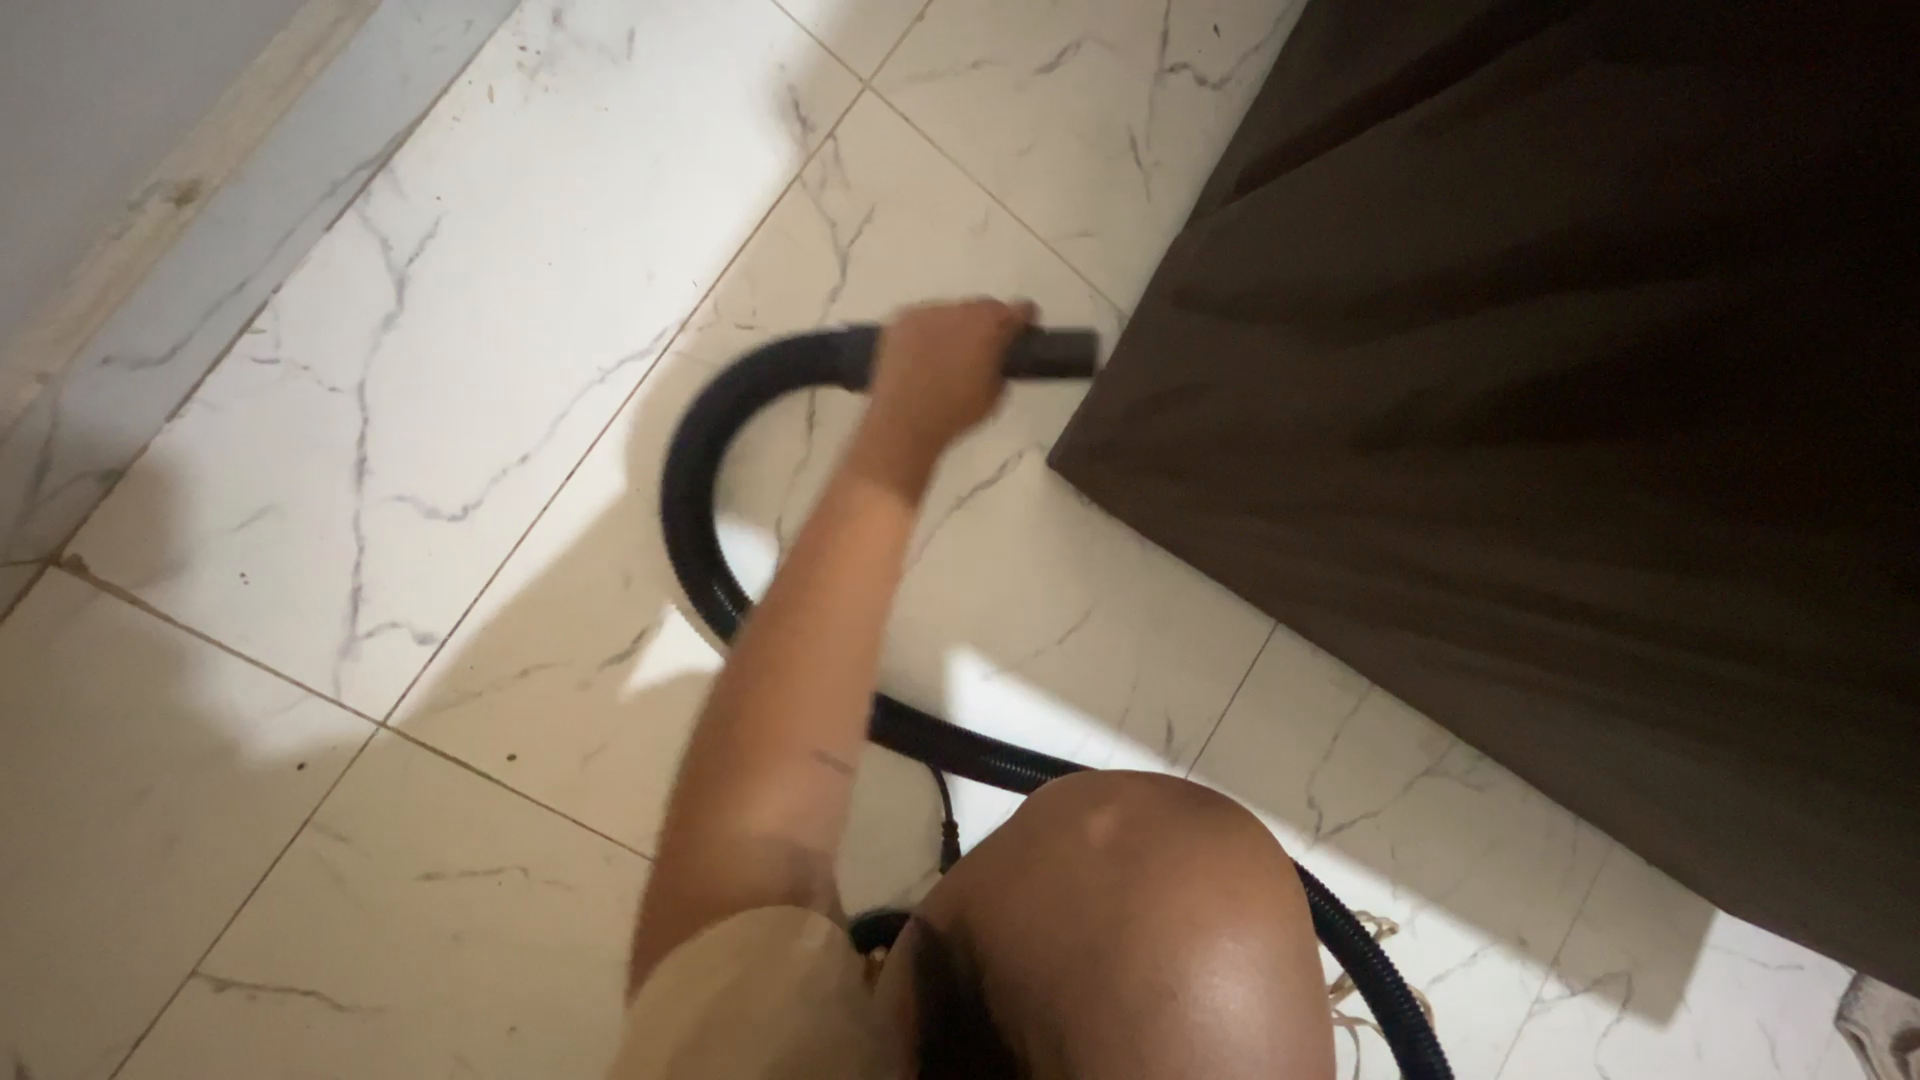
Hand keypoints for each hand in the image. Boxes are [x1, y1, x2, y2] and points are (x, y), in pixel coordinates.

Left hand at [859, 298, 1037, 469]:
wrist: (903, 422)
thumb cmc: (956, 413)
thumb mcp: (996, 395)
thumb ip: (1001, 365)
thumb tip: (996, 356)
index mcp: (990, 326)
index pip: (1019, 309)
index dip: (1024, 319)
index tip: (1023, 330)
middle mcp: (961, 309)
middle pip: (982, 308)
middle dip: (987, 323)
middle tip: (982, 348)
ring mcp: (927, 311)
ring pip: (950, 312)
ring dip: (955, 327)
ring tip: (947, 354)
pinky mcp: (901, 319)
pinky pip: (923, 319)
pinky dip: (927, 332)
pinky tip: (923, 354)